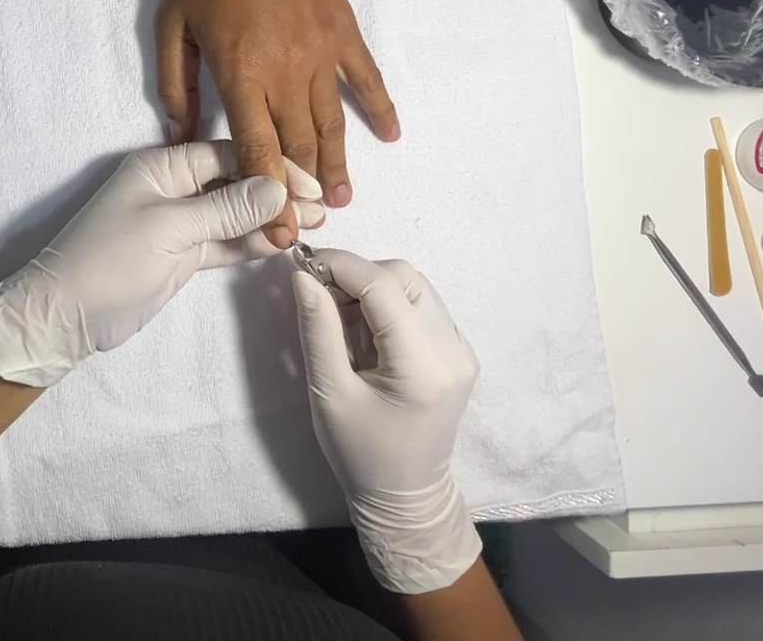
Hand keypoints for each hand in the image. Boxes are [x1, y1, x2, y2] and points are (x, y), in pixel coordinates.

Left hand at [0, 141, 324, 386]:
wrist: (67, 314)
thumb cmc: (110, 259)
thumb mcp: (169, 228)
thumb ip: (225, 209)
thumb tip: (278, 188)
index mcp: (162, 165)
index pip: (227, 153)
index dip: (269, 165)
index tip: (310, 182)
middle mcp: (174, 187)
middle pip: (235, 181)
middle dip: (277, 192)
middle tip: (322, 207)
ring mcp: (180, 222)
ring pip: (235, 213)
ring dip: (270, 219)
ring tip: (315, 225)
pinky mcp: (183, 253)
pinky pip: (225, 241)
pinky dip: (252, 242)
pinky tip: (283, 242)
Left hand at [154, 0, 397, 247]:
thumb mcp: (172, 24)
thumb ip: (177, 85)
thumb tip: (178, 135)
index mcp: (242, 74)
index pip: (258, 150)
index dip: (267, 196)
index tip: (278, 230)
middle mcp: (287, 74)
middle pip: (299, 147)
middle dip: (303, 192)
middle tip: (309, 225)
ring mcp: (322, 56)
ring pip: (332, 124)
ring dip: (336, 165)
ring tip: (342, 199)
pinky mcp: (344, 36)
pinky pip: (366, 80)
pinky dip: (379, 109)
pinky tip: (389, 136)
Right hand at [292, 249, 481, 593]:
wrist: (405, 498)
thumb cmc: (360, 452)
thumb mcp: (329, 392)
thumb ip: (318, 328)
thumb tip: (302, 275)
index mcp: (423, 366)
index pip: (383, 286)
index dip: (340, 264)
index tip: (302, 264)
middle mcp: (452, 350)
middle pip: (404, 276)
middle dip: (356, 273)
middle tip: (319, 295)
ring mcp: (461, 349)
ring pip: (413, 284)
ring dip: (371, 284)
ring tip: (339, 314)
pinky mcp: (457, 351)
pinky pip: (420, 303)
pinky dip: (387, 301)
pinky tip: (364, 327)